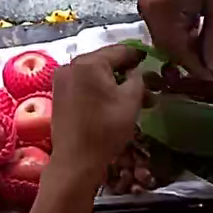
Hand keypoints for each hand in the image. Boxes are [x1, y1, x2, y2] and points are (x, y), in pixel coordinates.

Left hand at [48, 43, 146, 182]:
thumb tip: (136, 70)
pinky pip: (85, 85)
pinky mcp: (60, 95)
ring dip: (116, 83)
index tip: (153, 62)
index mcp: (88, 63)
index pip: (120, 51)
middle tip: (148, 86)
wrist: (77, 161)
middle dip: (128, 73)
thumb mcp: (131, 100)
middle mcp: (71, 66)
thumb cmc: (106, 128)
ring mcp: (62, 81)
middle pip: (106, 62)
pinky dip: (102, 90)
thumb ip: (138, 77)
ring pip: (96, 75)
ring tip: (137, 98)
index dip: (139, 56)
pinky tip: (116, 102)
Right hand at [138, 0, 212, 76]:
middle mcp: (148, 13)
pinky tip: (203, 34)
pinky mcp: (153, 2)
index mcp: (163, 13)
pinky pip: (167, 29)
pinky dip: (184, 36)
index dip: (198, 69)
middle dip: (193, 61)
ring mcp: (148, 7)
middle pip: (169, 50)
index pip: (178, 54)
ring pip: (168, 41)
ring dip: (189, 49)